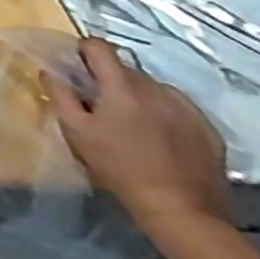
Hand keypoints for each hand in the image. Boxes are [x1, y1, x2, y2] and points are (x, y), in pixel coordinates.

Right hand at [45, 38, 231, 226]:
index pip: (100, 47)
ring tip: (132, 119)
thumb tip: (50, 71)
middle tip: (101, 102)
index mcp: (123, 88)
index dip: (84, 50)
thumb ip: (59, 95)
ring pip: (154, 86)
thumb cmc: (119, 167)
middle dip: (110, 78)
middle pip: (127, 68)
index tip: (77, 66)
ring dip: (138, 94)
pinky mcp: (209, 130)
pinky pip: (179, 106)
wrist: (182, 210)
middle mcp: (158, 91)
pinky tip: (160, 133)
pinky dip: (165, 110)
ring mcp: (188, 111)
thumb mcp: (76, 131)